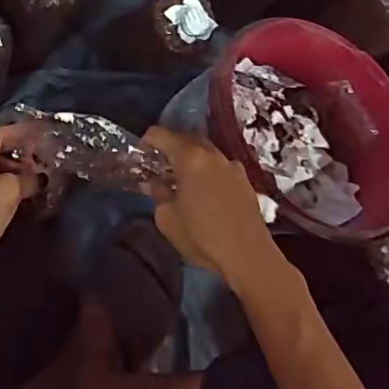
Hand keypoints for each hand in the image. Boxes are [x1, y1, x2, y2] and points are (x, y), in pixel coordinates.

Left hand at [0, 126, 37, 278]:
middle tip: (46, 152)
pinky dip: (14, 184)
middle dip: (23, 152)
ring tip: (43, 172)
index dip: (22, 131)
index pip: (0, 134)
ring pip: (0, 169)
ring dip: (20, 170)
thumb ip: (29, 178)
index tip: (42, 130)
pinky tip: (31, 189)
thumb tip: (42, 177)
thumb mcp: (10, 189)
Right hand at [143, 127, 283, 287]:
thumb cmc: (203, 236)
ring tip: (183, 181)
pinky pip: (220, 166)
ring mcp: (230, 163)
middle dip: (169, 149)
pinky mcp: (244, 178)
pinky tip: (208, 192)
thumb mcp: (168, 220)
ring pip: (204, 151)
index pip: (159, 134)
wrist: (248, 254)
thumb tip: (159, 185)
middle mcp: (211, 153)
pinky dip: (209, 171)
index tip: (141, 156)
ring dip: (191, 160)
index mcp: (189, 157)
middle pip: (184, 139)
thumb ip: (159, 196)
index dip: (146, 141)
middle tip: (159, 168)